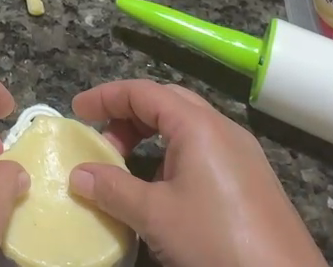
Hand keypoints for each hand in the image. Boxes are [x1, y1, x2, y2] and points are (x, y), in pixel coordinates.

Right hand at [70, 79, 324, 266]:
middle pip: (166, 101)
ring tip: (130, 168)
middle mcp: (223, 128)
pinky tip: (166, 191)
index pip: (142, 91)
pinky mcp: (254, 180)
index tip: (78, 112)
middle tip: (103, 141)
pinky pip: (206, 149)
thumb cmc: (217, 242)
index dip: (106, 97)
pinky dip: (175, 155)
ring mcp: (243, 154)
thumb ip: (114, 190)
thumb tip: (78, 176)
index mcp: (198, 125)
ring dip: (152, 136)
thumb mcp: (156, 217)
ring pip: (187, 126)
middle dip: (129, 114)